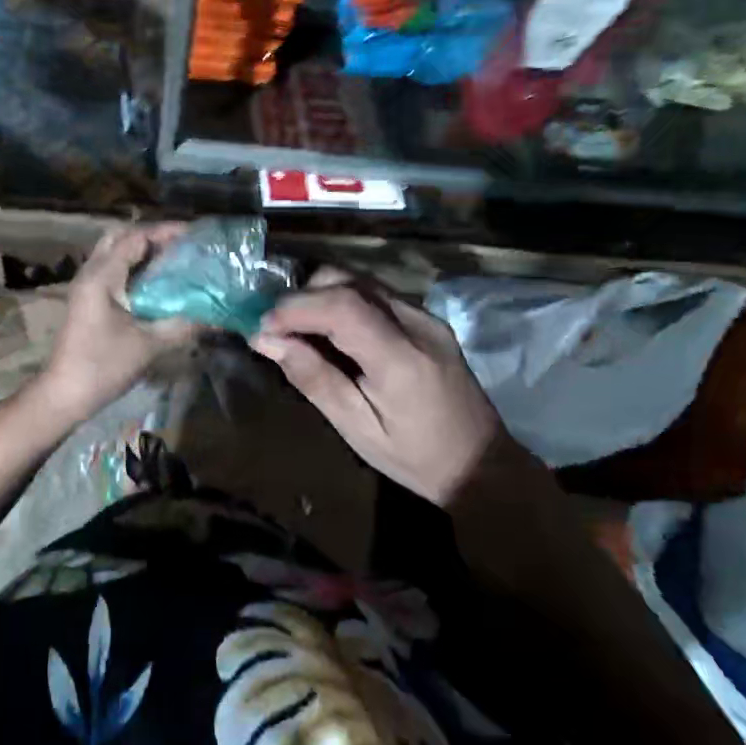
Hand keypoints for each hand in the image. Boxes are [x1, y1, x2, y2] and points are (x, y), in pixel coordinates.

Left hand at [36, 223, 196, 416]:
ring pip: (114, 252)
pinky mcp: (87, 300)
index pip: (135, 238)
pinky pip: (112, 270)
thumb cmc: (103, 367)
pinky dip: (134, 266)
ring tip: (174, 258)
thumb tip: (217, 316)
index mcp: (101, 276)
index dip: (165, 232)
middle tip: (183, 244)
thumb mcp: (149, 346)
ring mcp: (86, 286)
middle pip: (120, 237)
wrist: (64, 394)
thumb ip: (183, 326)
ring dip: (142, 250)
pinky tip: (156, 282)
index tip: (195, 235)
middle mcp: (90, 273)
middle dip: (152, 236)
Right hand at [251, 271, 503, 506]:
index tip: (262, 327)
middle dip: (303, 295)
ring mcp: (426, 316)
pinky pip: (375, 294)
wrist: (482, 463)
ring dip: (321, 295)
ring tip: (298, 328)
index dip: (295, 308)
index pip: (342, 306)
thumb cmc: (414, 457)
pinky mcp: (427, 318)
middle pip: (349, 281)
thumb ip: (313, 378)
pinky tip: (330, 330)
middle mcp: (417, 323)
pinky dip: (342, 301)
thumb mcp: (356, 428)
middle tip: (276, 327)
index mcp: (401, 358)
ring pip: (361, 280)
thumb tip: (266, 340)